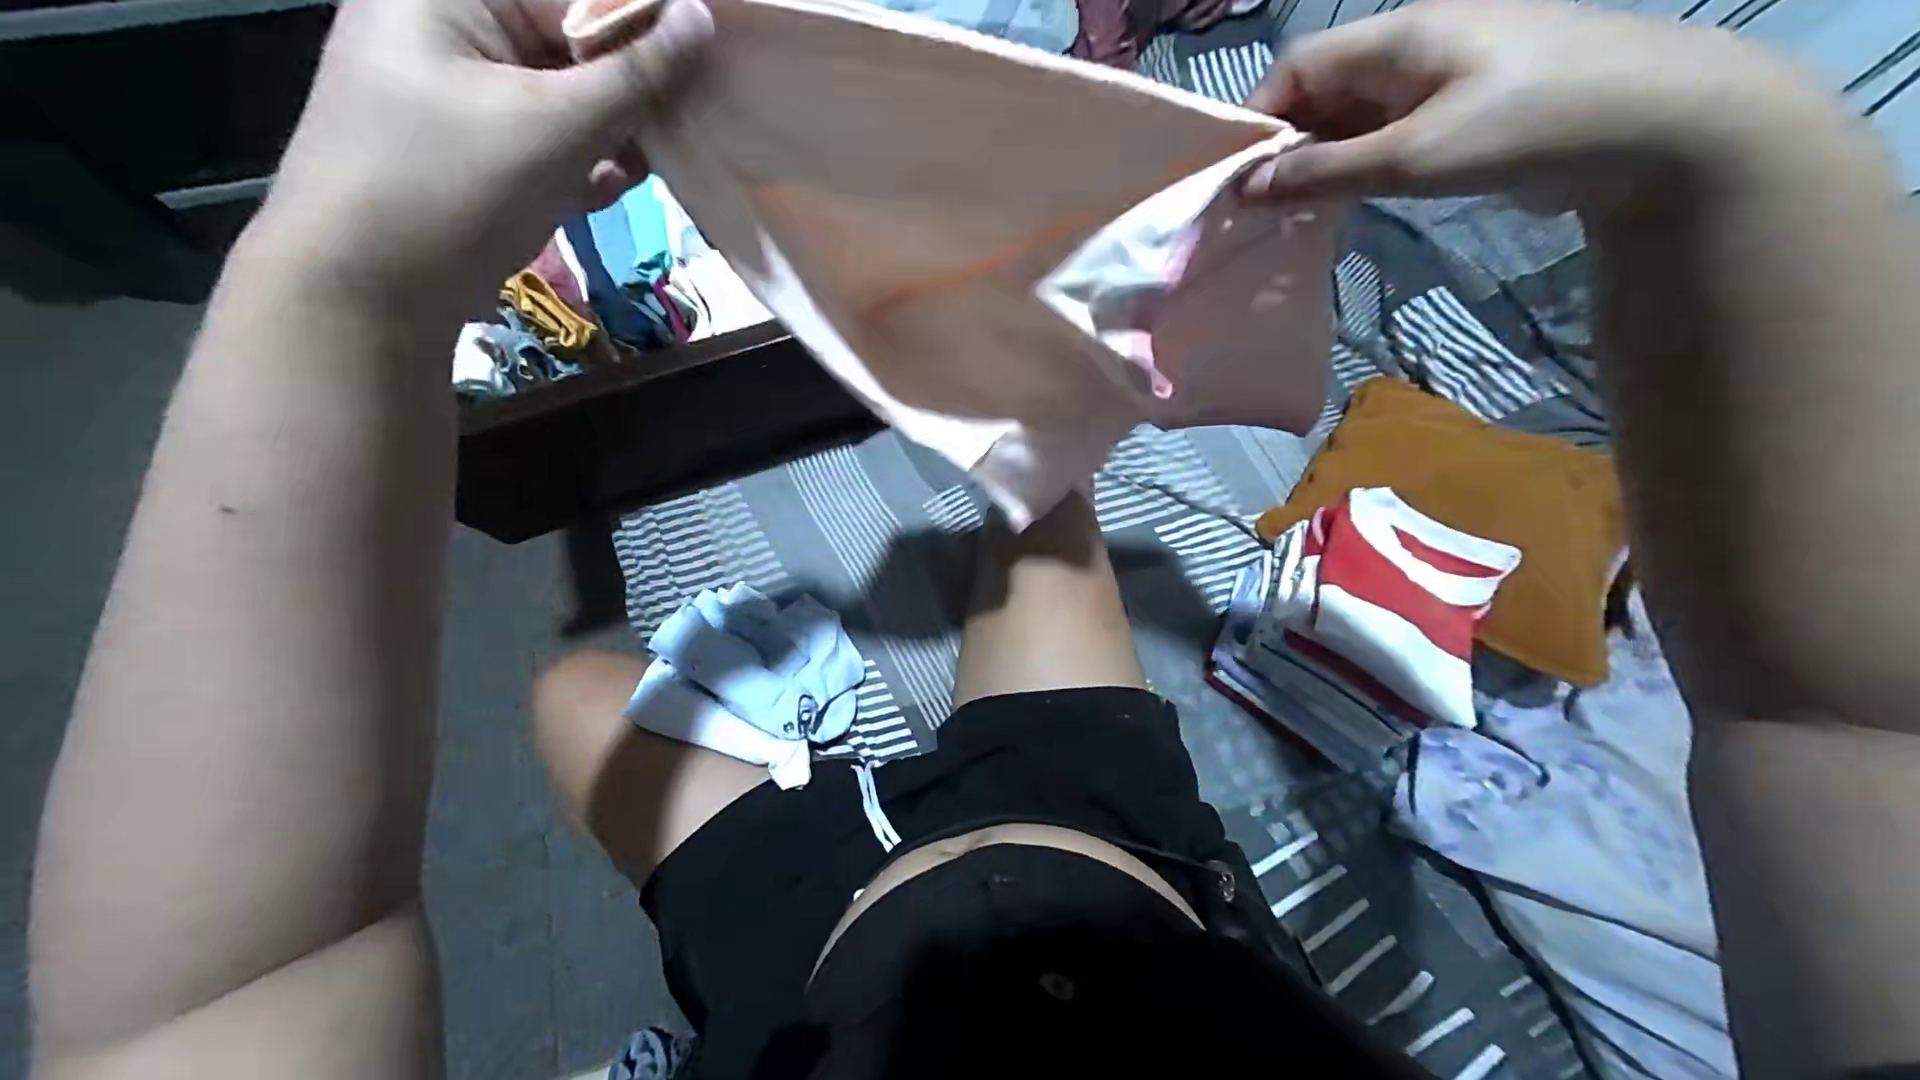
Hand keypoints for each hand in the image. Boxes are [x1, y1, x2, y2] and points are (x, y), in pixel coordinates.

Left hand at [253, 0, 711, 318]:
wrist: (369, 286)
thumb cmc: (457, 184)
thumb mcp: (557, 126)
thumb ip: (635, 76)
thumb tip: (701, 17)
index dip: (641, 29)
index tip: (698, 69)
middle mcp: (451, 27)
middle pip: (570, 44)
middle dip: (626, 93)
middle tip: (671, 131)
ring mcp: (459, 91)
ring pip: (564, 98)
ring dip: (609, 136)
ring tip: (630, 172)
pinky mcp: (472, 148)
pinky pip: (542, 139)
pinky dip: (577, 164)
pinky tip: (596, 192)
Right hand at [1241, 0, 1816, 207]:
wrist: (1663, 124)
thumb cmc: (1529, 126)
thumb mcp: (1411, 157)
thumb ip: (1322, 171)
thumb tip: (1249, 186)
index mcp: (1399, 34)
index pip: (1297, 65)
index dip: (1258, 118)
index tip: (1237, 180)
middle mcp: (1413, 44)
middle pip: (1320, 88)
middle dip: (1283, 145)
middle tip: (1262, 206)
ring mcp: (1440, 74)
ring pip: (1349, 114)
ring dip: (1316, 159)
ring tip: (1296, 211)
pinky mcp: (1460, 105)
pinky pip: (1382, 130)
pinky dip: (1352, 164)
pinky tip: (1344, 198)